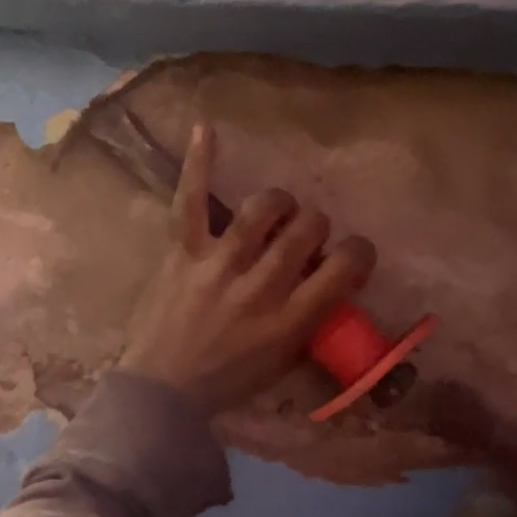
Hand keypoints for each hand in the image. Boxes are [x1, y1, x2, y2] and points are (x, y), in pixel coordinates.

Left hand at [118, 121, 373, 413]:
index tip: (347, 255)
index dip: (357, 253)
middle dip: (313, 227)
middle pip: (308, 228)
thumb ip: (312, 319)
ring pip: (263, 208)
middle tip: (299, 239)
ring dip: (277, 206)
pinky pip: (191, 200)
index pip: (347, 265)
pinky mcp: (182, 252)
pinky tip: (206, 127)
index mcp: (291, 319)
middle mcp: (260, 286)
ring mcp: (218, 264)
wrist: (160, 390)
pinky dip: (199, 163)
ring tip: (272, 214)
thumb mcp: (283, 361)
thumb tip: (330, 278)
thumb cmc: (226, 381)